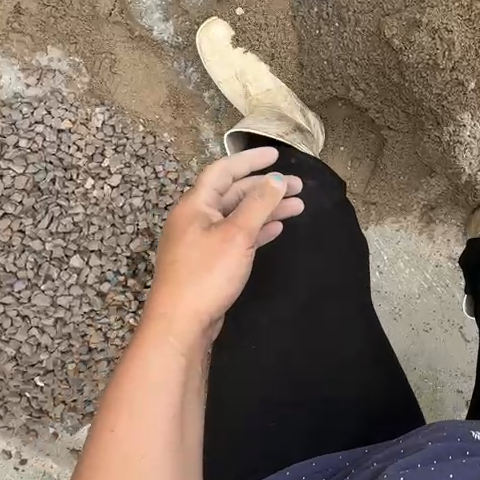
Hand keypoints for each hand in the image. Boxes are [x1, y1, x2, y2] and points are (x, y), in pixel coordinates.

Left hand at [148, 146, 304, 338]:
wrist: (180, 324)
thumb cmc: (206, 274)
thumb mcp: (237, 234)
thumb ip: (259, 204)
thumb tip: (277, 179)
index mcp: (196, 205)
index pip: (224, 171)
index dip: (250, 159)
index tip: (276, 155)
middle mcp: (196, 218)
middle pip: (234, 193)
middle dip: (266, 187)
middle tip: (298, 186)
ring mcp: (201, 241)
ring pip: (238, 215)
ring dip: (266, 209)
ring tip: (297, 207)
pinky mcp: (209, 261)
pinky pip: (236, 235)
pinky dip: (257, 229)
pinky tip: (277, 229)